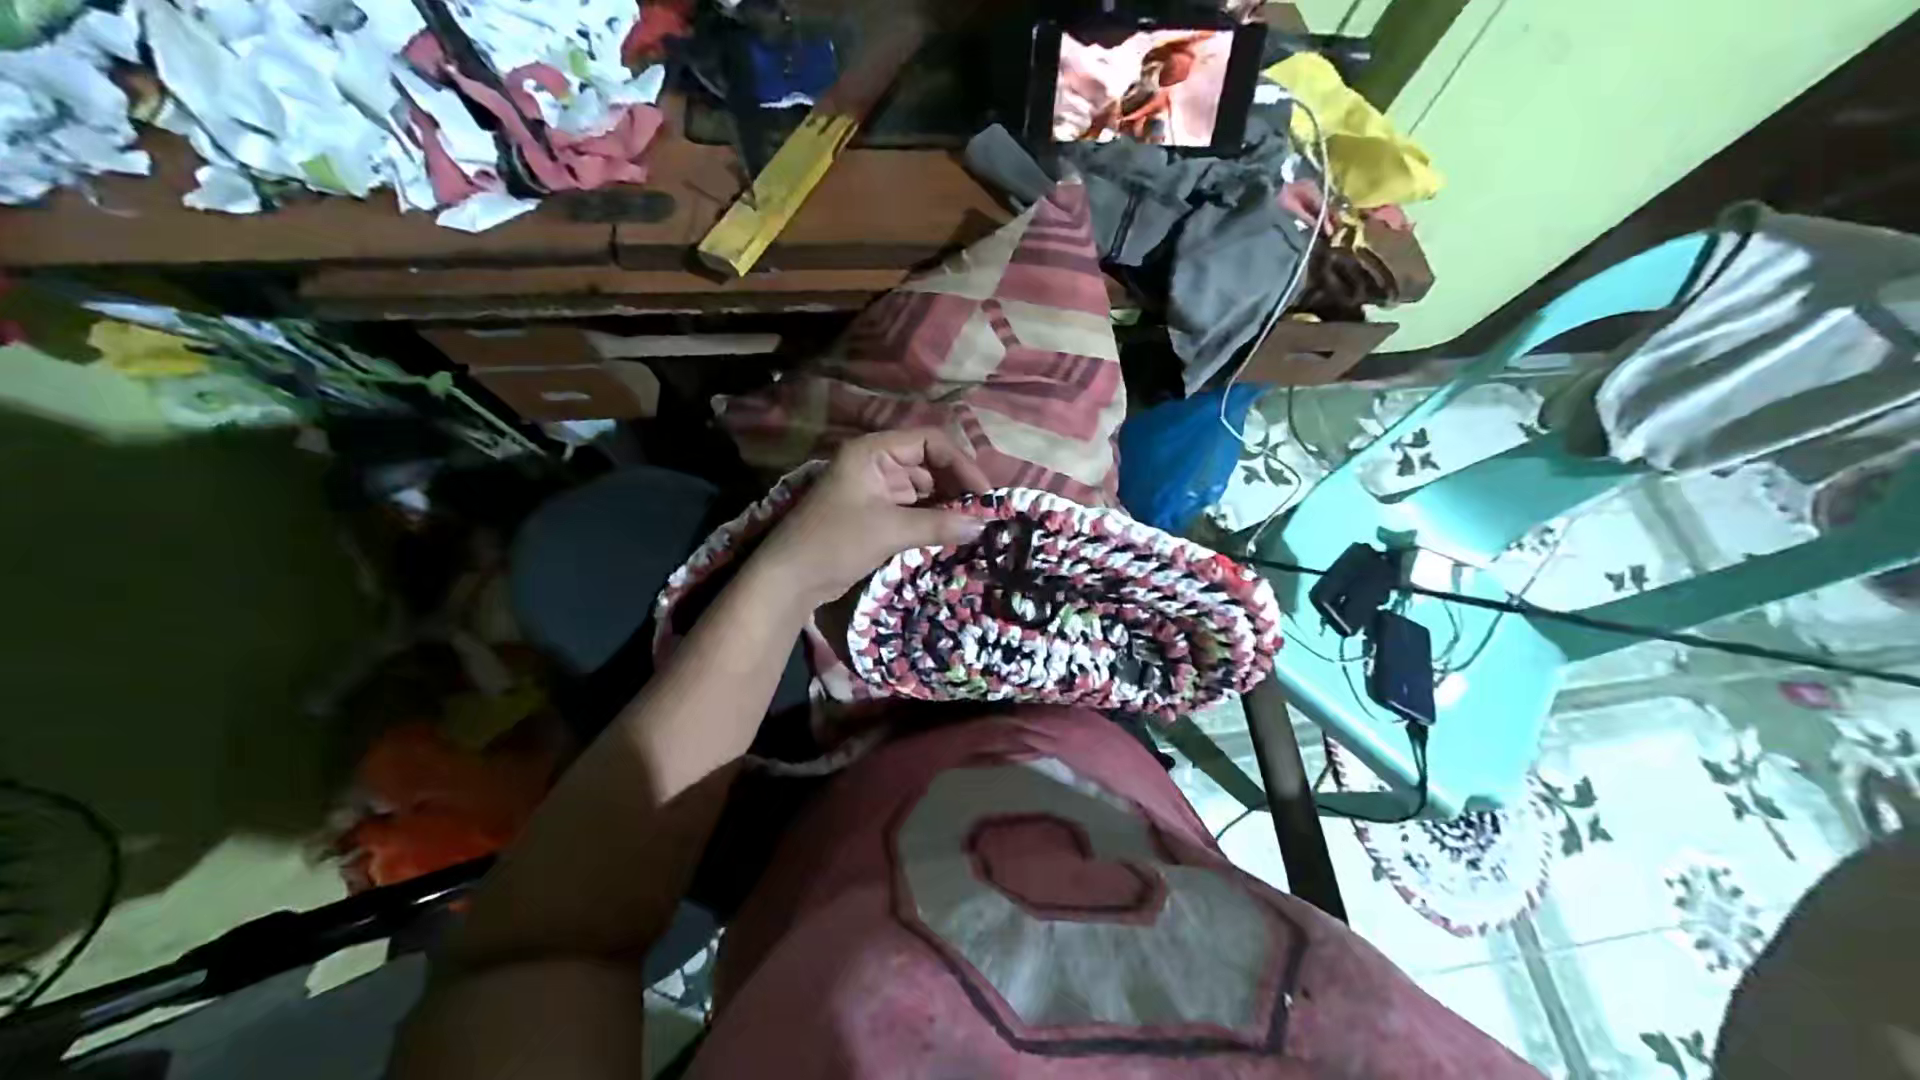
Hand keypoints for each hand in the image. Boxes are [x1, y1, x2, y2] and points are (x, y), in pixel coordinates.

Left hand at [755, 429, 991, 607]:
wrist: (790, 579)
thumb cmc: (835, 542)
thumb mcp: (890, 530)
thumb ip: (938, 524)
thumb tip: (982, 525)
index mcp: (873, 452)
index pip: (929, 442)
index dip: (961, 464)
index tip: (984, 493)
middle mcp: (875, 463)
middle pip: (928, 463)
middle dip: (956, 484)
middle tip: (983, 510)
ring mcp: (874, 489)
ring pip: (922, 487)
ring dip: (946, 503)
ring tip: (973, 523)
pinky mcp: (874, 514)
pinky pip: (912, 508)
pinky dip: (931, 518)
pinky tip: (951, 532)